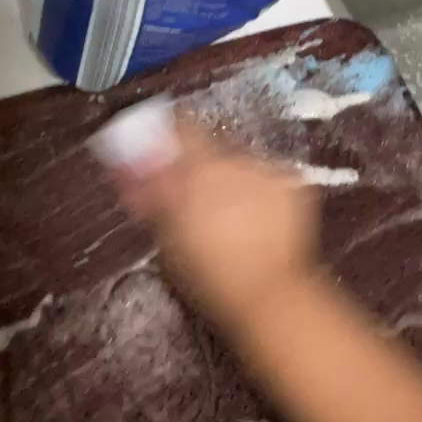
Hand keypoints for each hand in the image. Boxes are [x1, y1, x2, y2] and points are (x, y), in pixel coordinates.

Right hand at [105, 121, 321, 328]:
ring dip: (231, 179)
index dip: (167, 135)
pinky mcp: (293, 183)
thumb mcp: (168, 239)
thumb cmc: (208, 277)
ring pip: (239, 163)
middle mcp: (231, 159)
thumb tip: (129, 170)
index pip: (178, 125)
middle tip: (195, 198)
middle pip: (209, 146)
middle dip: (199, 165)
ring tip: (232, 217)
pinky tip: (259, 220)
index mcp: (194, 168)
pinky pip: (268, 177)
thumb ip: (149, 196)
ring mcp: (265, 169)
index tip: (160, 152)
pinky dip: (260, 192)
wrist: (269, 296)